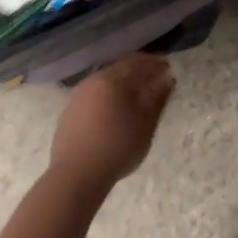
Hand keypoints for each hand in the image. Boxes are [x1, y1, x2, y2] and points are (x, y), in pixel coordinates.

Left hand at [48, 55, 175, 190]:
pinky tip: (114, 108)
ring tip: (137, 94)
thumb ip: (157, 98)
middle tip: (155, 78)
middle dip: (138, 70)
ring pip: (105, 80)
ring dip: (122, 82)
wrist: (76, 174)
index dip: (154, 63)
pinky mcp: (70, 111)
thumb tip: (167, 78)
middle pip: (119, 68)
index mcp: (112, 80)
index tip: (168, 68)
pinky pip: (94, 93)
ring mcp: (78, 95)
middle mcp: (93, 81)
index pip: (137, 62)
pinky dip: (108, 94)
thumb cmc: (117, 147)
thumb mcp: (145, 124)